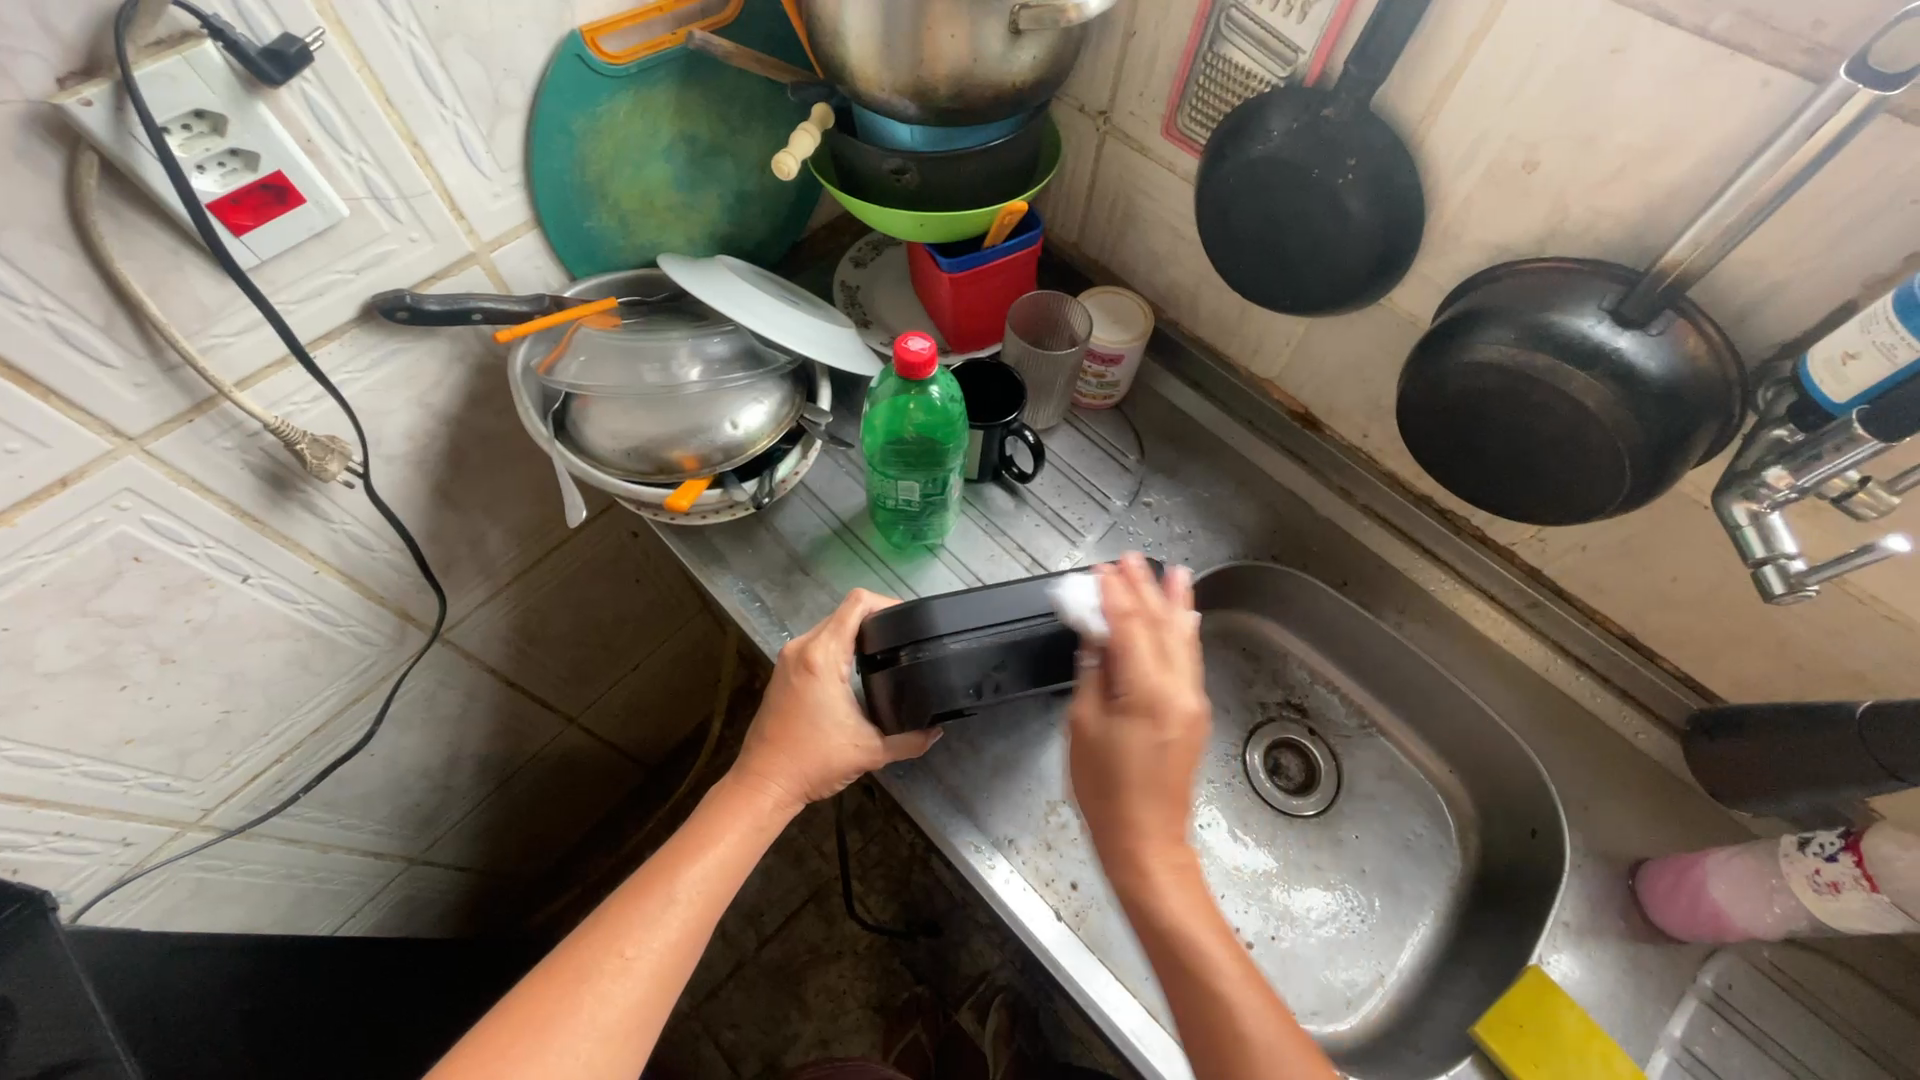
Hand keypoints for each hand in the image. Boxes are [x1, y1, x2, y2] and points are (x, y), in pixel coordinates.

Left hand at [729, 589, 942, 814]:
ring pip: (830, 627)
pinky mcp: (784, 670)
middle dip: (876, 619)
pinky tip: (859, 666)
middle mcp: (802, 647)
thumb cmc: (813, 762)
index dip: (886, 603)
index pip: (857, 604)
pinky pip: (817, 643)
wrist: (763, 784)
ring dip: (857, 633)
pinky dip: (840, 645)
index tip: (909, 620)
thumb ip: (910, 739)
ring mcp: (789, 657)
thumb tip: (936, 730)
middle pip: (844, 612)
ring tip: (887, 650)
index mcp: (822, 655)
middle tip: (904, 638)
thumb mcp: (870, 752)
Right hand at [1067, 554, 1211, 878]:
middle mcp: (1179, 690)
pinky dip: (1185, 633)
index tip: (1103, 570)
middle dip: (1145, 590)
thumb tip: (1096, 637)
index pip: (1130, 628)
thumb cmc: (1104, 789)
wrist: (1145, 838)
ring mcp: (1192, 702)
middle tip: (1132, 559)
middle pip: (1161, 627)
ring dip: (1174, 604)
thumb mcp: (1083, 726)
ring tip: (1172, 572)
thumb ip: (1094, 673)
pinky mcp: (1194, 714)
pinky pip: (1190, 661)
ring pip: (1183, 640)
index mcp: (1147, 692)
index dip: (1115, 596)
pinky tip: (1185, 617)